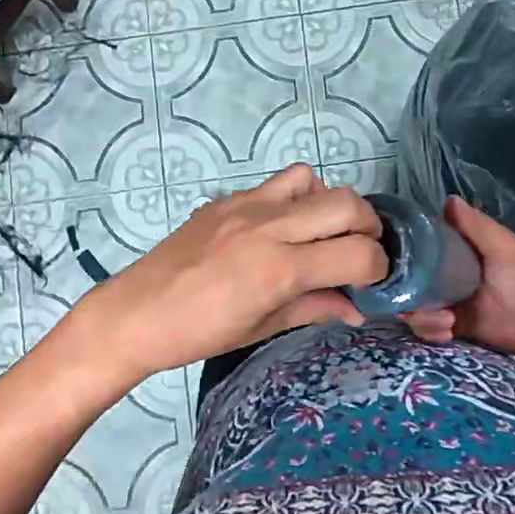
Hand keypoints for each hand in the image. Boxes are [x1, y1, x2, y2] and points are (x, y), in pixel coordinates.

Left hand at [61, 164, 387, 382]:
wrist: (136, 313)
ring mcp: (245, 207)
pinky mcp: (226, 199)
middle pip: (347, 204)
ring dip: (330, 204)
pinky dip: (294, 199)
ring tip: (320, 232)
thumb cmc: (200, 333)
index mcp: (279, 269)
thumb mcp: (263, 327)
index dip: (378, 268)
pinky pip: (276, 184)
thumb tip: (357, 309)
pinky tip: (280, 227)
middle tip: (359, 251)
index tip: (373, 280)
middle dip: (368, 228)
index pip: (359, 254)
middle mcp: (269, 227)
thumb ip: (316, 308)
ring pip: (312, 179)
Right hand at [402, 195, 514, 358]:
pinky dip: (432, 331)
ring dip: (424, 317)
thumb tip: (448, 199)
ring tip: (447, 321)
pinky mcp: (447, 327)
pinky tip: (449, 330)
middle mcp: (442, 275)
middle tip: (418, 301)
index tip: (399, 259)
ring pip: (412, 307)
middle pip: (408, 279)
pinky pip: (425, 328)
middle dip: (408, 292)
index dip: (405, 251)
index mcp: (454, 251)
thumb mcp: (501, 246)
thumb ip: (475, 226)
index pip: (418, 246)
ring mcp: (443, 303)